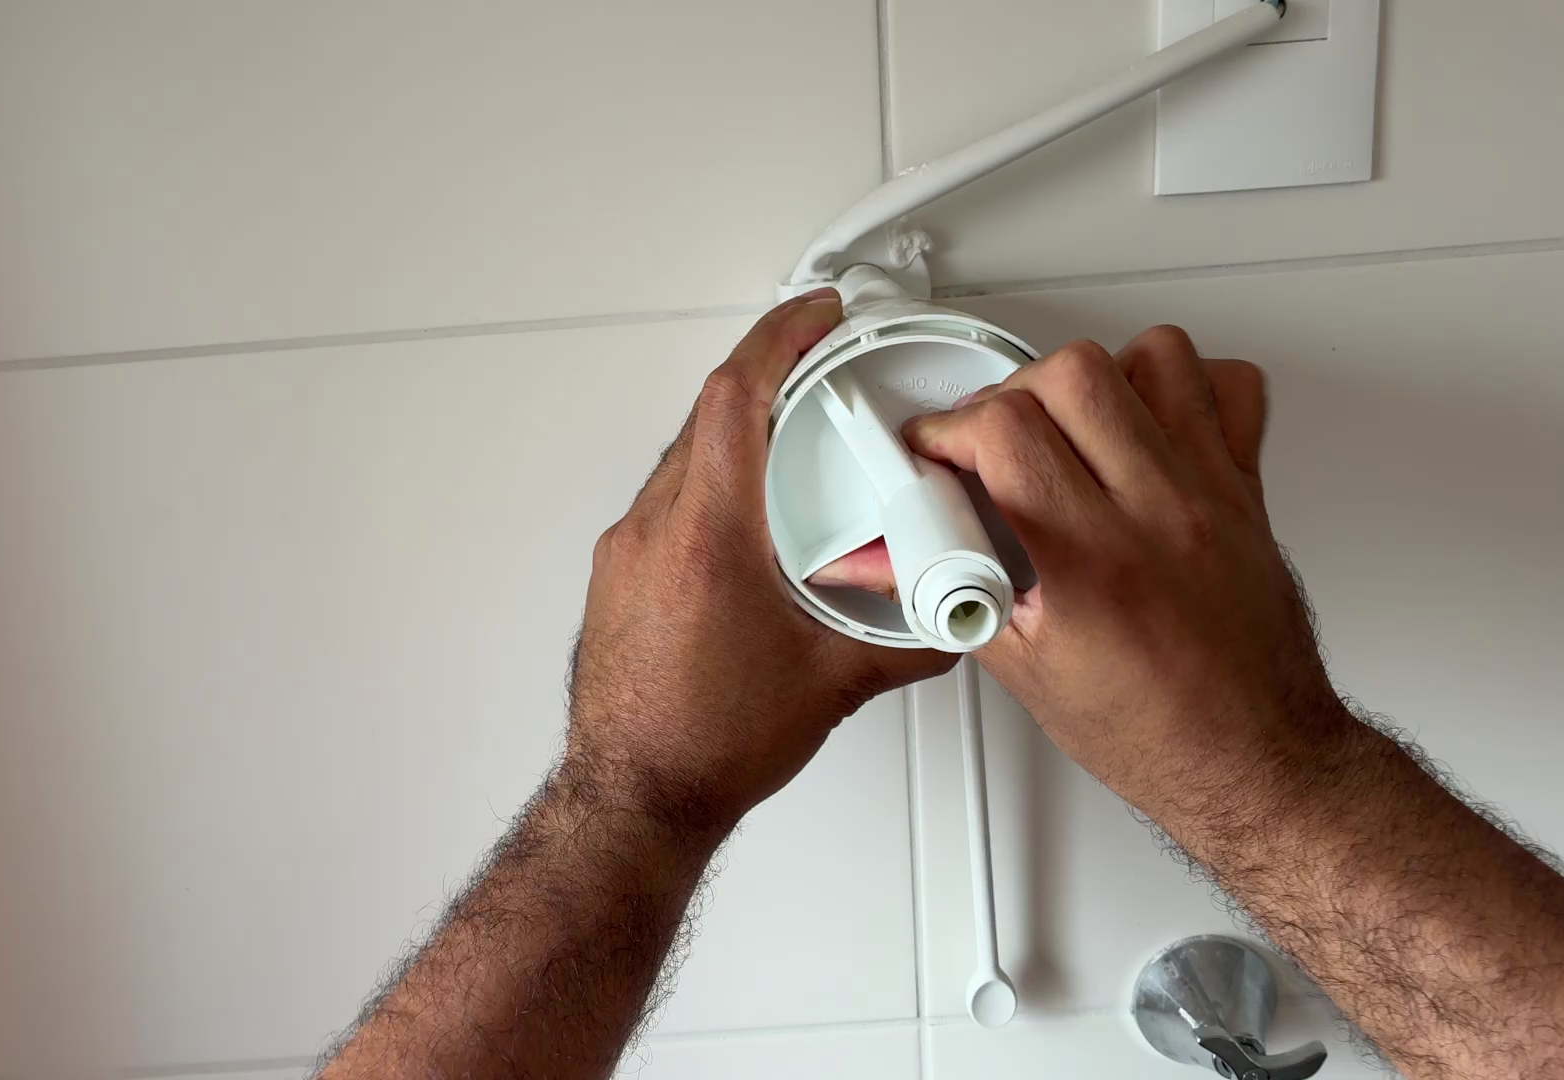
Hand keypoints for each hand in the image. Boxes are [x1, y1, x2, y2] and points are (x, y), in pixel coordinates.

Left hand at [566, 291, 955, 833]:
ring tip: (781, 446)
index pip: (733, 399)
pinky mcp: (615, 573)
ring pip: (681, 458)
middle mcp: (654, 533)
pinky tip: (739, 518)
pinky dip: (705, 484)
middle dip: (764, 382)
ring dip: (732, 437)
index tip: (812, 315)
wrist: (636, 792)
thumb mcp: (829, 686)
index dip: (777, 339)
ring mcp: (625, 551)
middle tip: (810, 374)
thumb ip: (904, 643)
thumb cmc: (706, 744)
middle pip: (707, 418)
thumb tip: (948, 619)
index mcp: (709, 541)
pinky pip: (662, 501)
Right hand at [826, 326, 1341, 820]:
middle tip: (986, 439)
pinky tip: (1134, 422)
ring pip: (1150, 359)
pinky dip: (1176, 383)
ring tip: (1056, 422)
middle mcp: (1156, 512)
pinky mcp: (1247, 490)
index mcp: (1087, 560)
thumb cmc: (1145, 729)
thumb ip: (936, 591)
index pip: (1003, 435)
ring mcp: (1210, 493)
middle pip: (1069, 376)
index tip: (930, 450)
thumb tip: (874, 562)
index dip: (943, 430)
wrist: (1250, 760)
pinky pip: (1228, 387)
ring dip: (1083, 378)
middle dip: (1002, 395)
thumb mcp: (1013, 663)